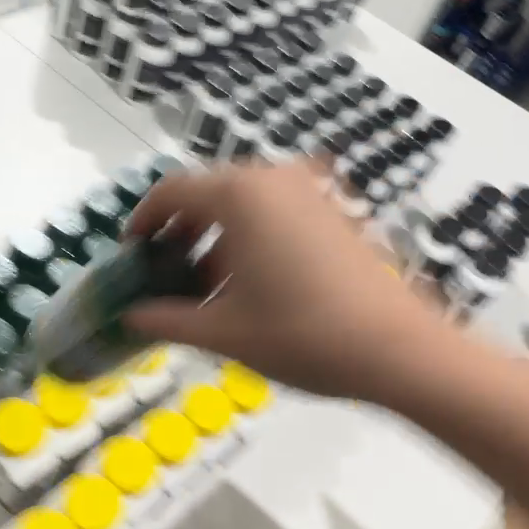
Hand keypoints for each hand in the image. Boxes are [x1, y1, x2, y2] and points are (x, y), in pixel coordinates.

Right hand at [123, 161, 446, 400]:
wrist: (399, 350)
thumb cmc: (301, 335)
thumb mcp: (223, 332)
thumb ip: (166, 320)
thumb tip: (130, 317)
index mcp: (239, 195)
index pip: (170, 192)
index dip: (141, 222)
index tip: (129, 256)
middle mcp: (273, 179)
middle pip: (207, 195)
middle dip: (179, 233)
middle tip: (164, 276)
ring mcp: (310, 192)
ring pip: (243, 205)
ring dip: (214, 238)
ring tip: (205, 288)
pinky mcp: (334, 212)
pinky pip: (275, 214)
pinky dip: (249, 239)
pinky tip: (249, 286)